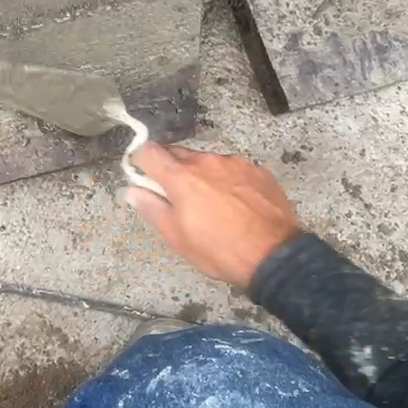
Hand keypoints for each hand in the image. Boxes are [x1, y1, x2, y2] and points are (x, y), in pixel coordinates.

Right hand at [123, 144, 301, 287]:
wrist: (275, 256)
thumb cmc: (220, 250)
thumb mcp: (177, 237)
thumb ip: (151, 208)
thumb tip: (132, 190)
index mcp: (181, 177)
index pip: (148, 151)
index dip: (139, 159)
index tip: (140, 172)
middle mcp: (206, 162)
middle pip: (177, 153)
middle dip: (170, 168)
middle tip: (174, 194)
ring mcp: (235, 163)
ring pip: (206, 161)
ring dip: (200, 174)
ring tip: (210, 202)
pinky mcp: (257, 171)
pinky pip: (232, 169)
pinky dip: (226, 180)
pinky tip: (234, 203)